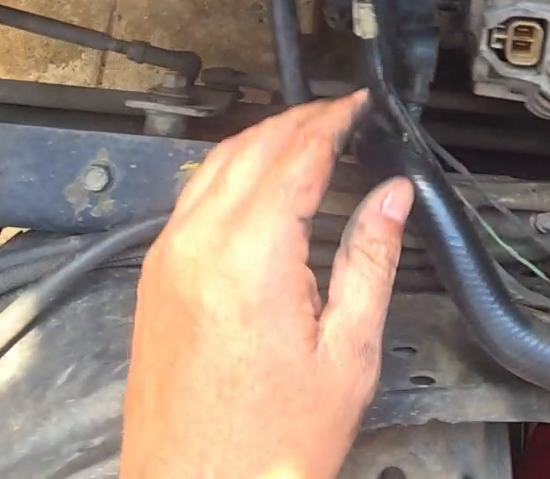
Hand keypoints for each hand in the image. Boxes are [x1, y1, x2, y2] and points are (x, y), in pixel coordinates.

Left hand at [122, 92, 415, 478]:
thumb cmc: (269, 448)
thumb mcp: (346, 354)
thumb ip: (371, 259)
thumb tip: (393, 195)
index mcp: (251, 257)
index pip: (298, 155)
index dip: (335, 121)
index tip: (360, 106)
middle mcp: (199, 243)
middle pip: (256, 145)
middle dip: (303, 119)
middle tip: (343, 114)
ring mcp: (169, 256)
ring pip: (219, 160)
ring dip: (266, 135)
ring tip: (309, 133)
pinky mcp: (155, 274)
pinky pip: (195, 190)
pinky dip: (233, 165)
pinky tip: (259, 175)